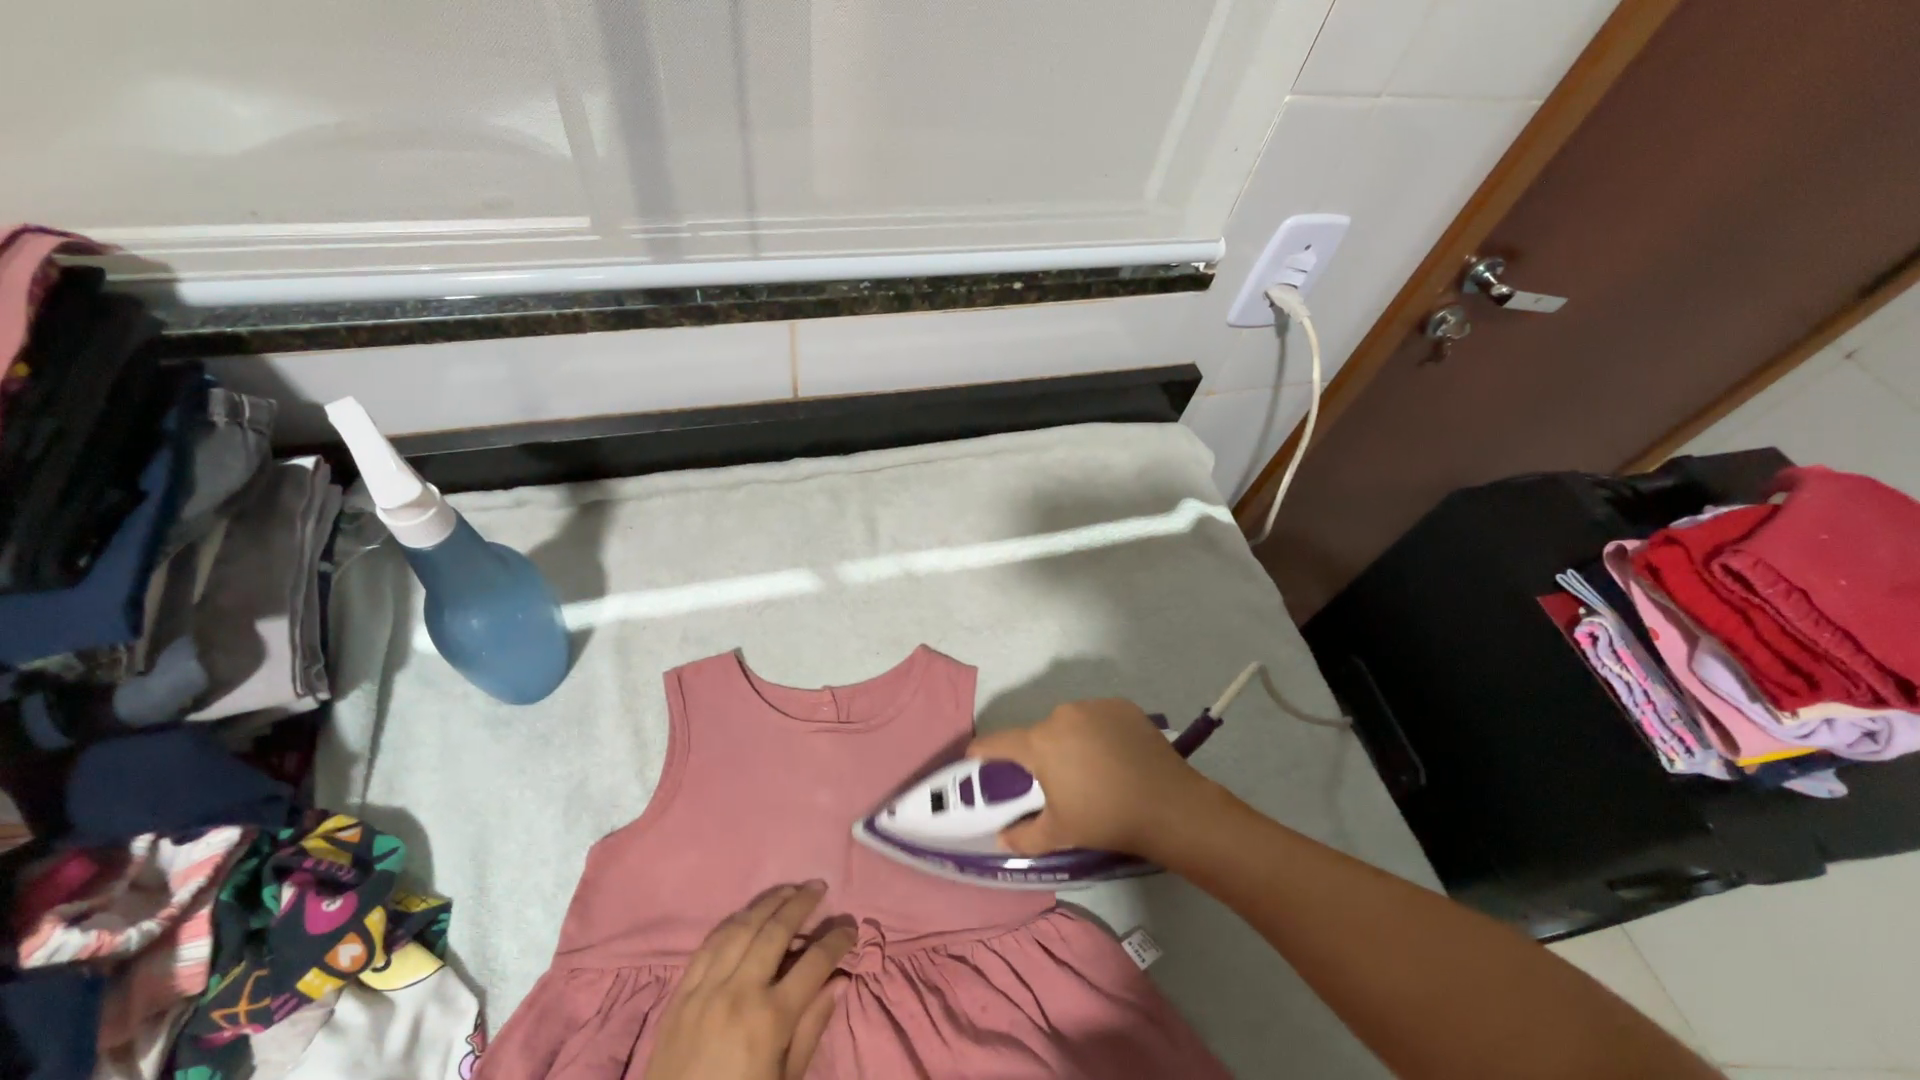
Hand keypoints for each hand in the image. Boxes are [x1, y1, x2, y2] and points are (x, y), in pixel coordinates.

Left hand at [644, 882, 854, 1079]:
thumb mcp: (787, 1079)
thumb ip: (811, 1028)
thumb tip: (837, 983)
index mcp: (771, 1018)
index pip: (815, 963)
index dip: (837, 940)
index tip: (850, 927)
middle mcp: (739, 992)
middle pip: (776, 931)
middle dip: (802, 903)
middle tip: (820, 887)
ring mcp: (706, 988)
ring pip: (741, 928)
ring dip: (767, 903)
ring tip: (788, 889)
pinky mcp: (681, 991)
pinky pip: (709, 944)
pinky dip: (732, 922)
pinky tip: (747, 914)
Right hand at [966, 699, 1213, 859]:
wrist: (1169, 805)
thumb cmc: (1106, 818)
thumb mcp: (1059, 833)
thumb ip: (1023, 835)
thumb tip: (1002, 837)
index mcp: (1040, 743)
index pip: (998, 742)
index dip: (982, 752)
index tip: (975, 760)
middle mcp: (1062, 715)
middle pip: (1038, 734)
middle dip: (1039, 755)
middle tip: (1053, 782)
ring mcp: (1095, 706)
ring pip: (1069, 723)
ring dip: (1070, 742)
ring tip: (1090, 770)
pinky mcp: (1123, 706)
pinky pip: (1097, 718)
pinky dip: (1097, 733)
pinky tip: (1113, 756)